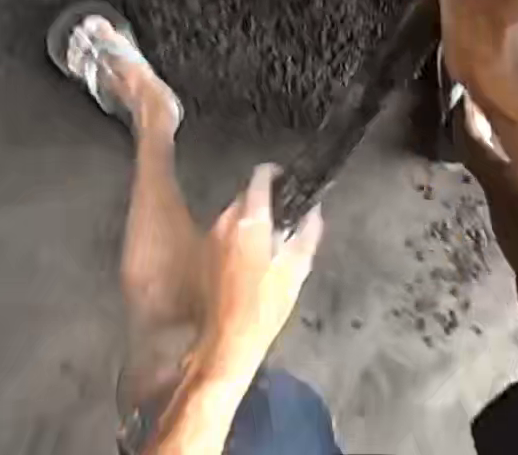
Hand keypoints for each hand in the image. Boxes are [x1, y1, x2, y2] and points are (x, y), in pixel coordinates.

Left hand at [197, 164, 323, 376]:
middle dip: (265, 198)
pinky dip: (237, 233)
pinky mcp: (202, 256)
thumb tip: (314, 212)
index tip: (288, 180)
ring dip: (250, 217)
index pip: (259, 176)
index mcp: (250, 219)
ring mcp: (210, 238)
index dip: (275, 172)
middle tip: (284, 214)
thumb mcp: (297, 269)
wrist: (225, 344)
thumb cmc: (265, 306)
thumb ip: (308, 232)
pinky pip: (224, 231)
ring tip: (269, 236)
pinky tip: (250, 255)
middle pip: (247, 194)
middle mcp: (226, 221)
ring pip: (234, 213)